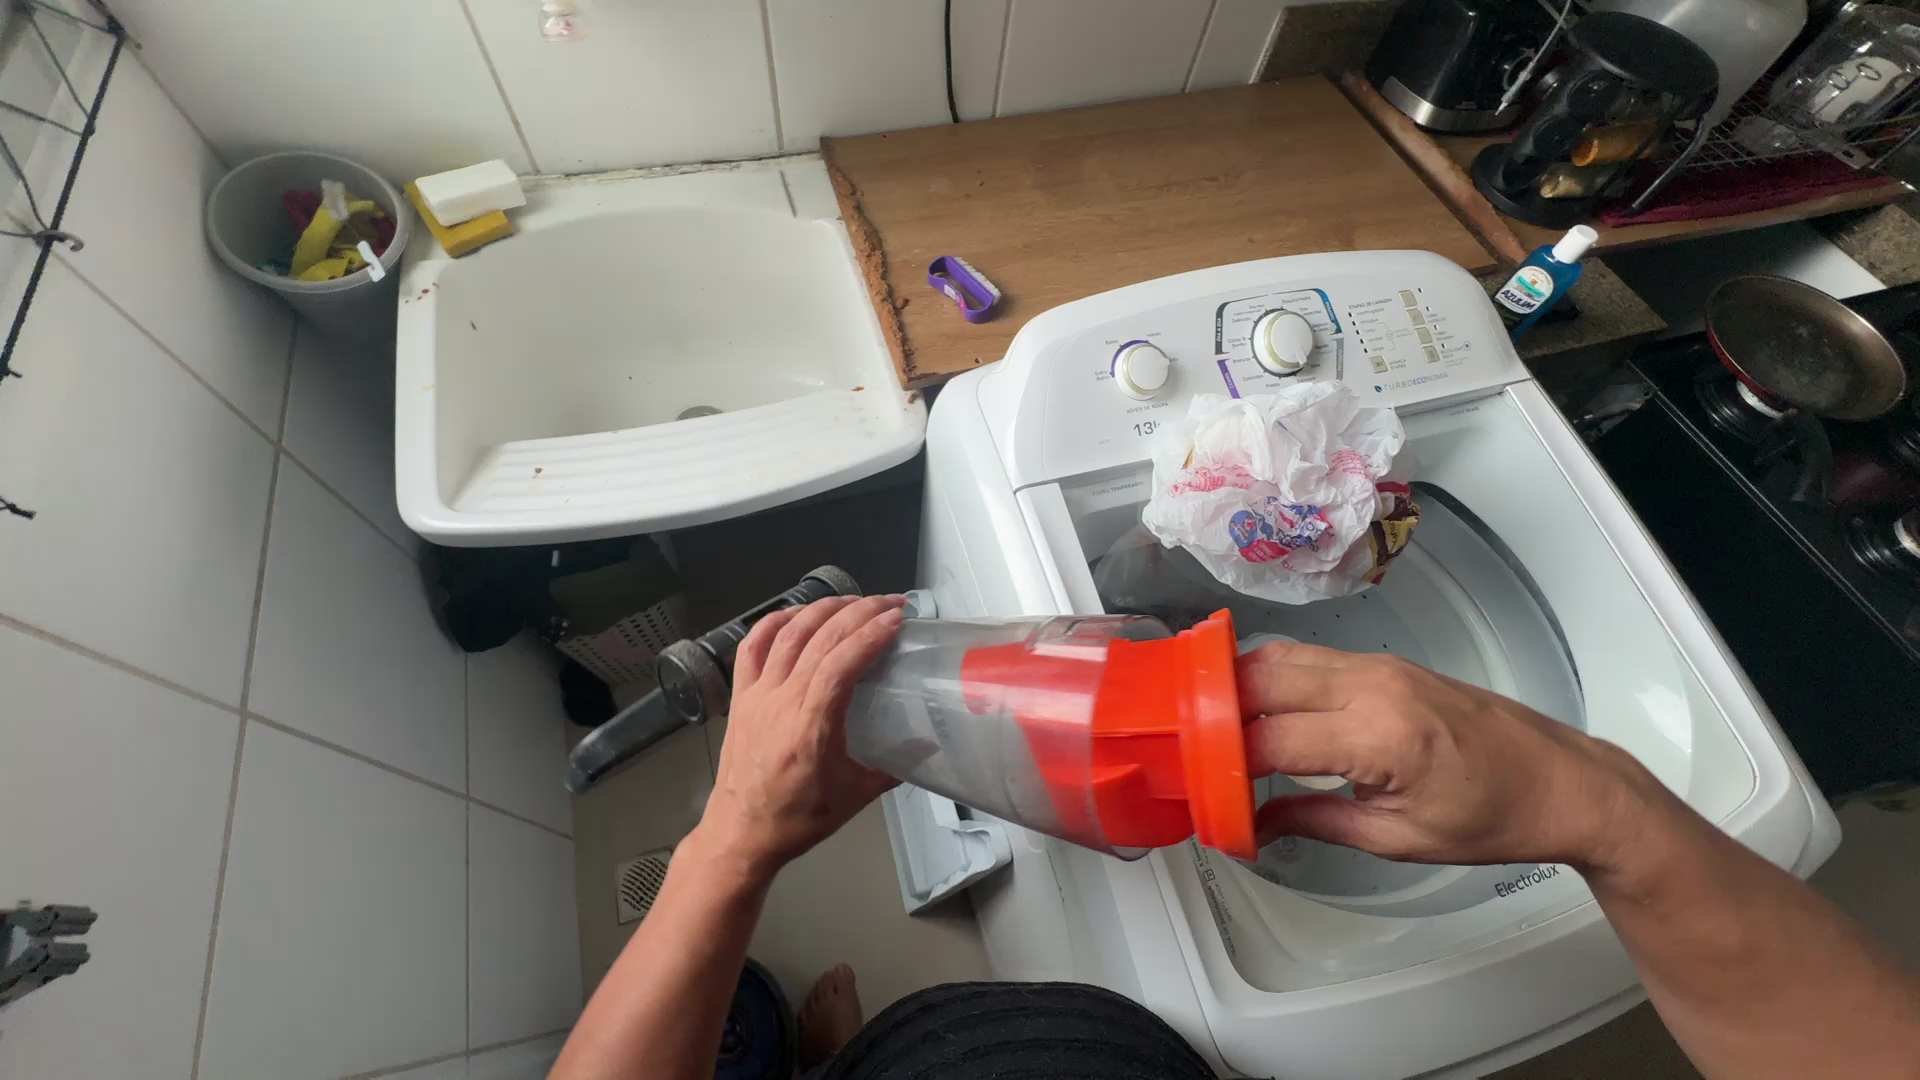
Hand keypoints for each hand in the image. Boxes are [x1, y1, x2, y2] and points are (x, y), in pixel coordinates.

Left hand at [692, 595, 905, 882]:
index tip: (896, 618)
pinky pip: (752, 646)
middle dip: (859, 612)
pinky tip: (797, 612)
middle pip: (820, 639)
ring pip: (789, 634)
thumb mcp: (855, 796)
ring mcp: (757, 695)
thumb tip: (928, 745)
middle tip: (888, 603)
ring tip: (854, 600)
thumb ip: (893, 766)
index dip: (870, 633)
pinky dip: (775, 621)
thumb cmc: (795, 819)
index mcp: (810, 726)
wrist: (741, 834)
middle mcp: (781, 702)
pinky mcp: (741, 696)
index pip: (841, 663)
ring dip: (823, 609)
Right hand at [1237, 642, 1664, 871]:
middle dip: (1218, 707)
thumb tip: (1253, 824)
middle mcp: (1371, 685)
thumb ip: (1315, 823)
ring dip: (1239, 682)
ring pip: (1278, 654)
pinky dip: (1269, 673)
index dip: (1229, 760)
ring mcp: (1376, 664)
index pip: (1274, 738)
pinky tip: (1258, 701)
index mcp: (1381, 737)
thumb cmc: (1493, 819)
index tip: (1205, 780)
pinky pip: (1305, 655)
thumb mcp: (1399, 839)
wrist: (1565, 781)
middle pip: (1263, 677)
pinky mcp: (1380, 660)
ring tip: (1215, 718)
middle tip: (1193, 740)